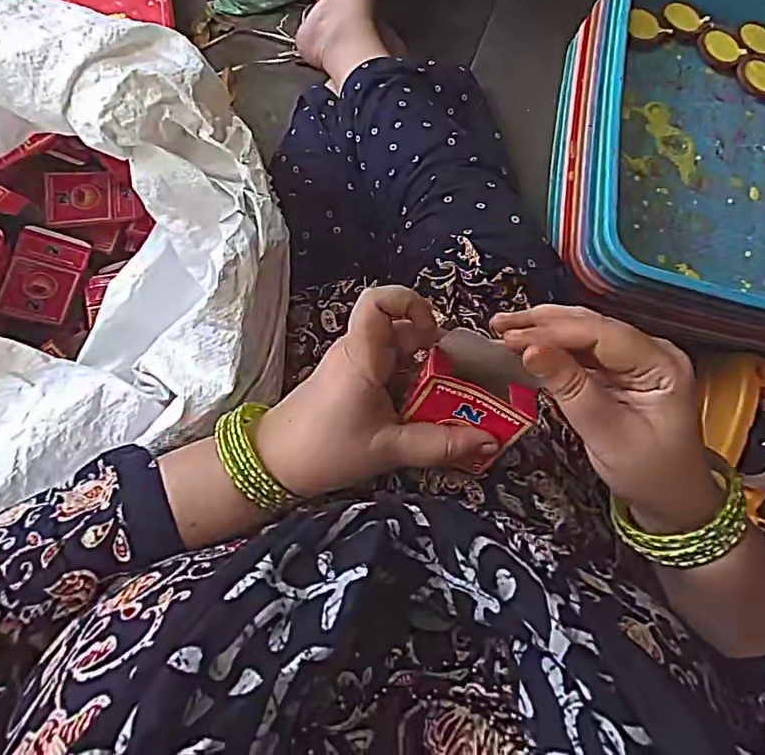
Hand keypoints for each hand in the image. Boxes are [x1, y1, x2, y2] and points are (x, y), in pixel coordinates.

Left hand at [256, 286, 499, 496]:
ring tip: (445, 397)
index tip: (433, 332)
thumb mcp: (389, 449)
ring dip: (423, 368)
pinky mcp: (352, 377)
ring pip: (398, 348)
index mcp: (362, 355)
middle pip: (401, 327)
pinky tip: (420, 408)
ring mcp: (354, 362)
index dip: (410, 302)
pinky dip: (409, 381)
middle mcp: (358, 349)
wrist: (275, 463)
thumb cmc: (325, 449)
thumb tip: (489, 440)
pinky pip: (388, 366)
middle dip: (433, 348)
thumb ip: (440, 444)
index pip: (378, 300)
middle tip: (458, 379)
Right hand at [490, 305, 722, 532]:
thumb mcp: (607, 436)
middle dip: (543, 323)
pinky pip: (583, 347)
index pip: (601, 334)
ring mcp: (637, 356)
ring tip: (505, 328)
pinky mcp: (621, 366)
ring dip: (543, 328)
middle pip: (590, 324)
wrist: (672, 501)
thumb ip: (570, 389)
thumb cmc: (648, 474)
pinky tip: (527, 343)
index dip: (554, 332)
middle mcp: (652, 350)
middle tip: (500, 325)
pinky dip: (552, 344)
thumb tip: (531, 351)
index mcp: (661, 364)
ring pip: (583, 330)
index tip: (514, 338)